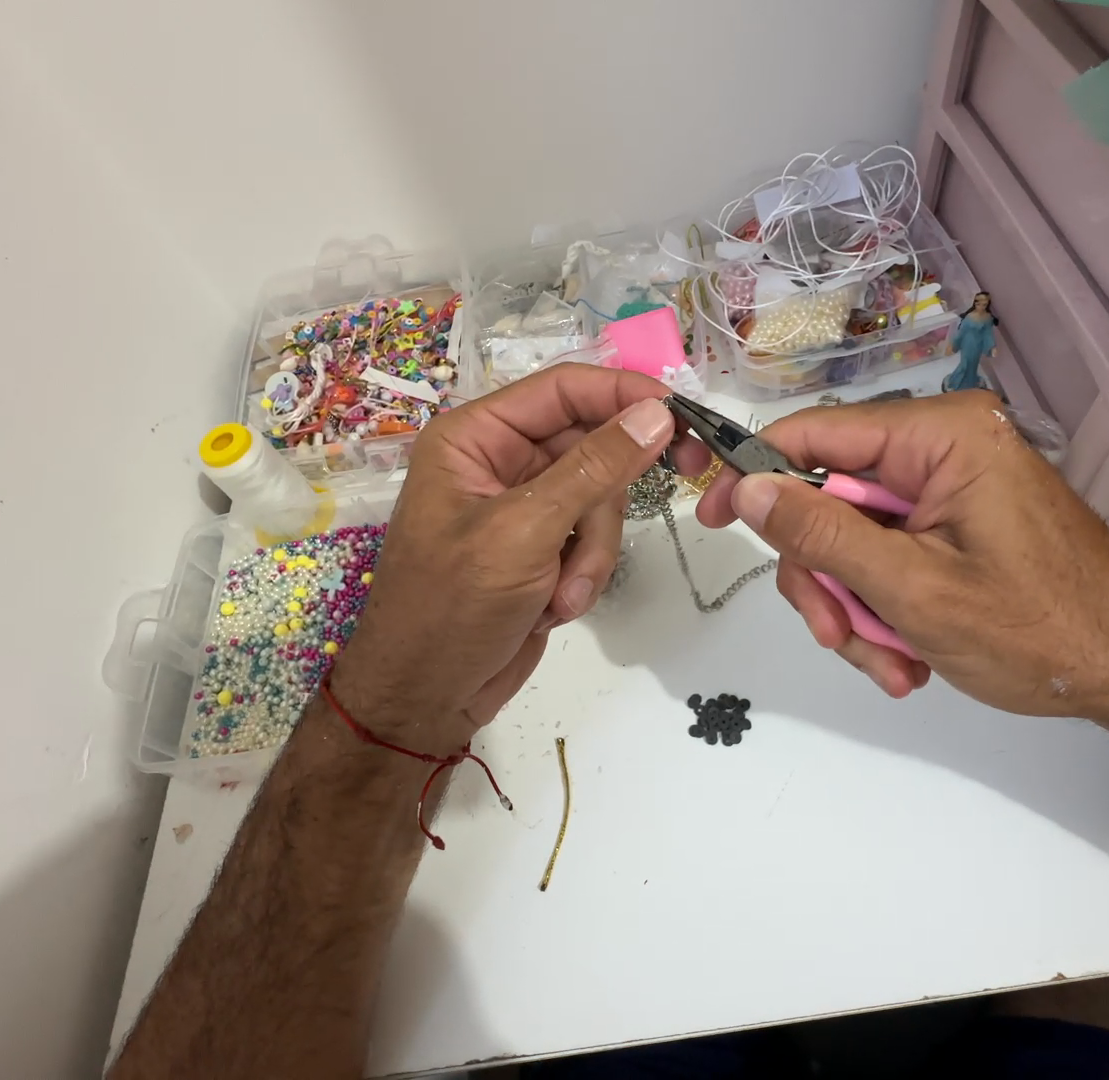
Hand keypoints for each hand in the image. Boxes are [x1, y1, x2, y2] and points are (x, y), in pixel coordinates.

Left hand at [328, 365, 678, 752]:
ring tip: (566, 593)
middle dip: (606, 501)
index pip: (563, 389)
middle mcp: (500, 462)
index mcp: (476, 437)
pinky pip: (593, 539)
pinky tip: (556, 607)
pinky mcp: (544, 548)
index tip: (680, 415)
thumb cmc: (453, 607)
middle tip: (665, 498)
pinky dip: (586, 573)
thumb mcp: (525, 531)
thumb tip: (657, 414)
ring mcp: (525, 508)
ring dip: (594, 551)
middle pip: (591, 447)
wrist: (428, 698)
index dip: (623, 394)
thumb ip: (594, 469)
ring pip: (600, 500)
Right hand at [693, 391, 1108, 719]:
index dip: (753, 474)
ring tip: (889, 663)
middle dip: (823, 576)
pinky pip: (886, 554)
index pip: (814, 435)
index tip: (711, 517)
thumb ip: (821, 533)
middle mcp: (941, 447)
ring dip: (853, 605)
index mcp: (939, 437)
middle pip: (828, 497)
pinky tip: (907, 656)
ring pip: (850, 537)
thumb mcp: (911, 588)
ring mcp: (949, 486)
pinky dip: (882, 607)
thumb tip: (746, 489)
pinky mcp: (955, 521)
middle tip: (835, 634)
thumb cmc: (1037, 631)